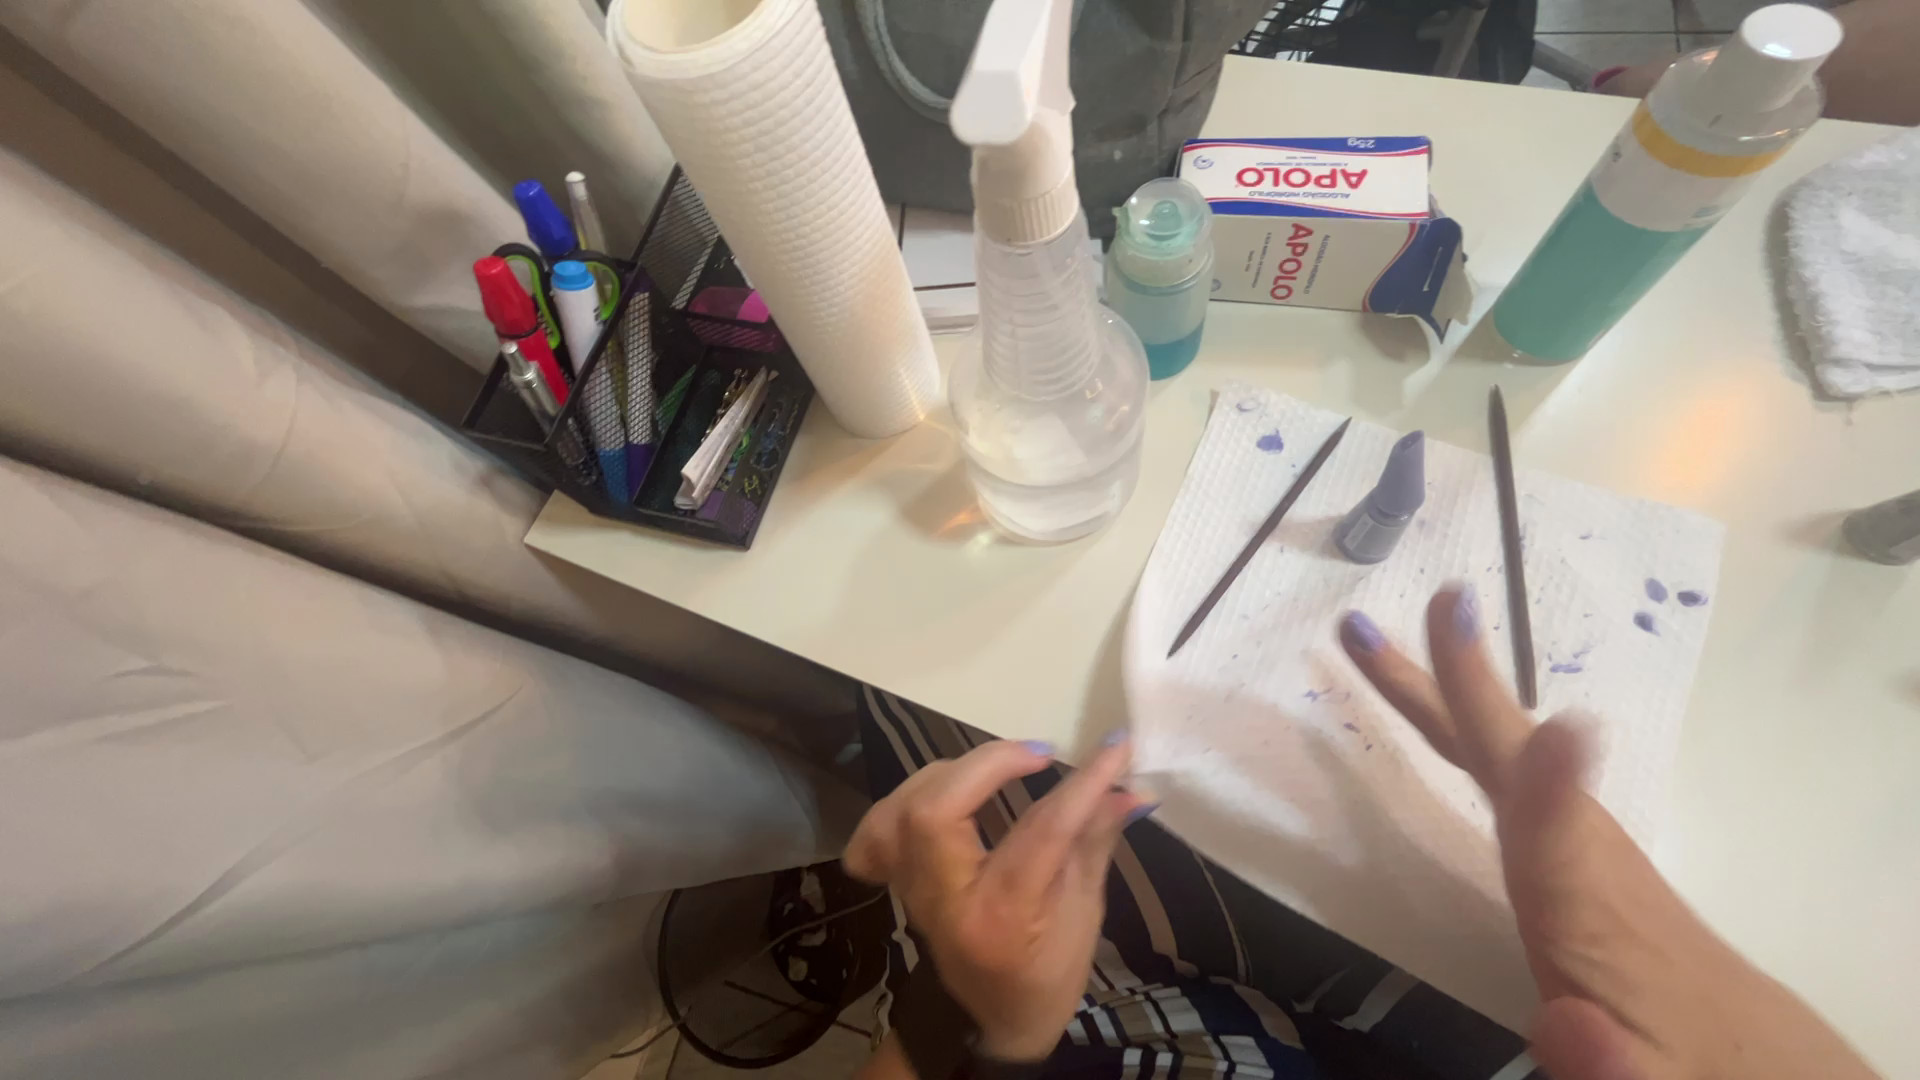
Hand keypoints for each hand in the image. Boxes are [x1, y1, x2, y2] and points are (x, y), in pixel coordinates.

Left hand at [843, 737, 1146, 1060]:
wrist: (988, 1018)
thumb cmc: (1046, 974)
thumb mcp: (1085, 914)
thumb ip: (1096, 839)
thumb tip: (1128, 787)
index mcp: (1000, 917)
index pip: (1040, 833)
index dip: (1082, 785)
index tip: (1114, 749)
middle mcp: (943, 898)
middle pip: (938, 810)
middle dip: (991, 763)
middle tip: (1039, 753)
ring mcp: (909, 886)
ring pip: (906, 805)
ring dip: (956, 771)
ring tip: (1001, 766)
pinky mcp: (896, 875)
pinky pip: (880, 824)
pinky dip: (907, 794)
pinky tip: (945, 788)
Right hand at [1339, 587, 1878, 1079]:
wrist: (1762, 1068)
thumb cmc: (1694, 1064)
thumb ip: (1613, 1064)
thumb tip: (1563, 1025)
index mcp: (1588, 908)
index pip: (1563, 838)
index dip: (1553, 780)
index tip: (1558, 718)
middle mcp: (1579, 851)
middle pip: (1504, 753)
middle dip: (1452, 681)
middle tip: (1379, 621)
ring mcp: (1574, 838)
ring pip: (1495, 746)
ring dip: (1438, 686)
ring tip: (1370, 643)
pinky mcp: (1565, 842)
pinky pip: (1498, 765)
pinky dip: (1459, 721)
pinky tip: (1440, 712)